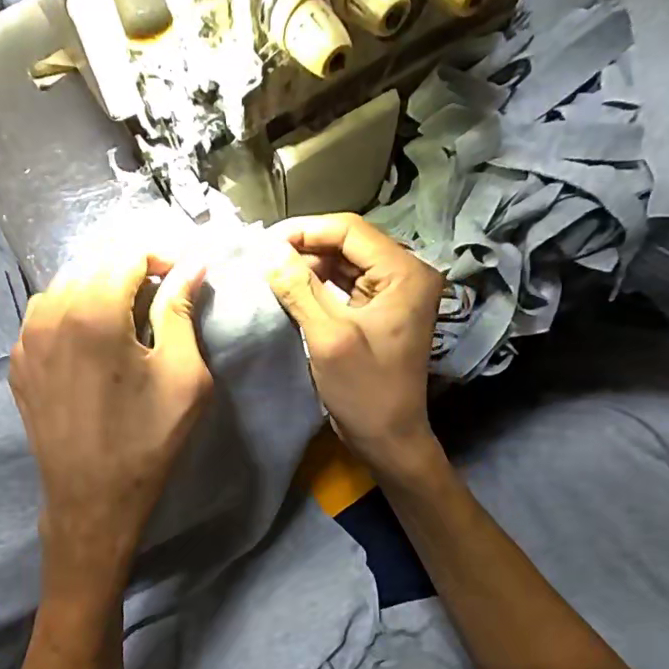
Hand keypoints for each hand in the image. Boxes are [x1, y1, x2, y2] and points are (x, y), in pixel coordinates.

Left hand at [10, 248, 211, 585]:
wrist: (91, 500)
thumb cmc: (147, 440)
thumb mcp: (183, 375)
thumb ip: (181, 310)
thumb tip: (191, 266)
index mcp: (93, 312)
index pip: (128, 253)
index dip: (163, 257)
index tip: (186, 277)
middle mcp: (50, 314)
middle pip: (94, 263)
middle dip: (132, 271)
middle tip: (163, 297)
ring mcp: (26, 338)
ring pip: (66, 286)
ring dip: (100, 289)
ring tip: (129, 318)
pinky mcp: (18, 362)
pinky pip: (45, 315)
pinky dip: (73, 313)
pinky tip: (94, 341)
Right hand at [264, 213, 446, 479]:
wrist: (389, 438)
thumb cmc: (365, 391)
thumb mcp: (328, 337)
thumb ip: (299, 289)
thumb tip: (268, 252)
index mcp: (405, 273)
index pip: (350, 230)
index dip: (304, 230)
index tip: (264, 242)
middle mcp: (406, 273)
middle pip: (348, 242)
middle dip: (304, 247)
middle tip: (262, 257)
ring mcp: (395, 292)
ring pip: (345, 262)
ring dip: (308, 265)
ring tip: (270, 272)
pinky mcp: (382, 309)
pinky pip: (347, 284)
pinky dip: (319, 284)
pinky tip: (290, 288)